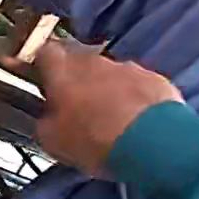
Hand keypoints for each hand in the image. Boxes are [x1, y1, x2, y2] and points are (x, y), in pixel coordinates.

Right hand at [20, 40, 182, 175]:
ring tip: (113, 117)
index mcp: (61, 70)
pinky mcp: (157, 80)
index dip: (42, 65)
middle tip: (77, 105)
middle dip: (76, 79)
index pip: (44, 52)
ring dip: (107, 88)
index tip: (41, 80)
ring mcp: (127, 68)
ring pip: (109, 73)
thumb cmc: (94, 139)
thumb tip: (46, 117)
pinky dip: (135, 98)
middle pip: (78, 62)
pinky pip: (139, 85)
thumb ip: (44, 121)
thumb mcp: (52, 139)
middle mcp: (92, 61)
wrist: (157, 146)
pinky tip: (139, 120)